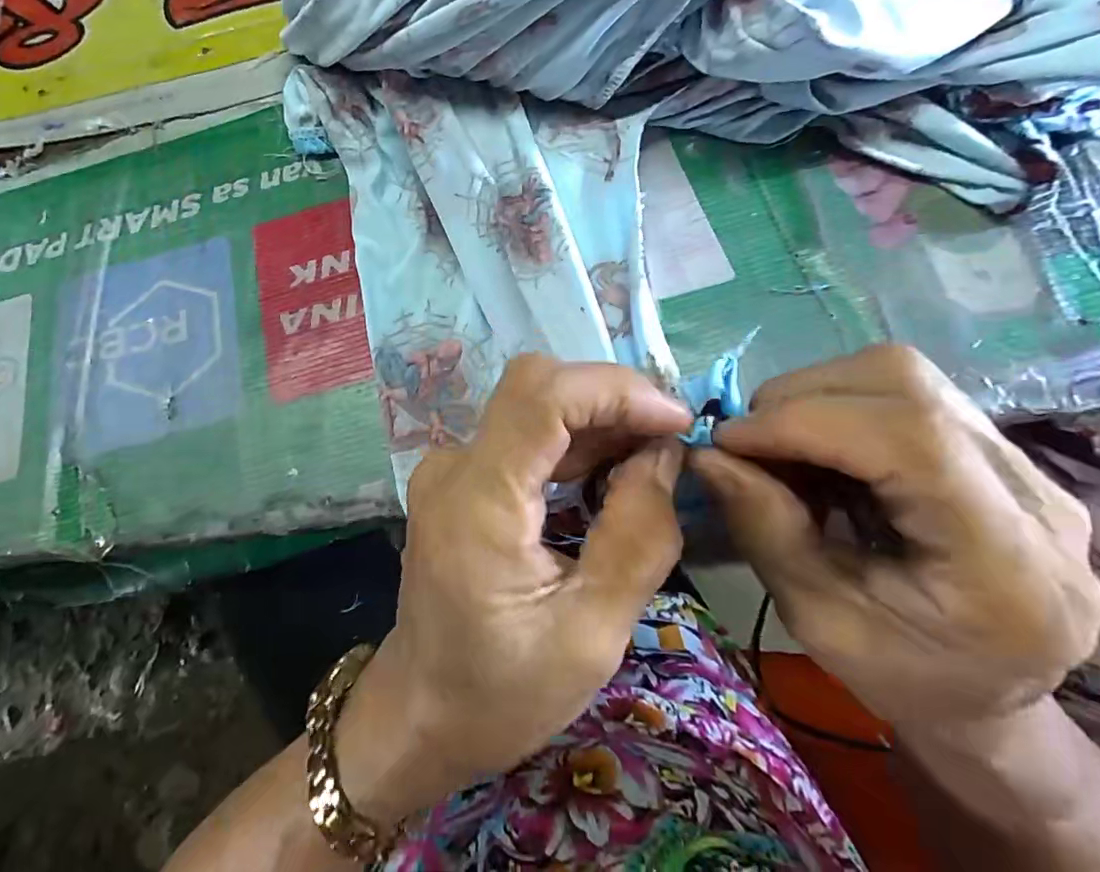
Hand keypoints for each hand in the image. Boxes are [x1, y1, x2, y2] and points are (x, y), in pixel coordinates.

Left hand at [336, 354, 692, 821]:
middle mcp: (453, 467)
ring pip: (529, 407)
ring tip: (653, 458)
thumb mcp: (591, 632)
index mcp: (478, 501)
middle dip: (610, 399)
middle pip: (534, 389)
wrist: (423, 710)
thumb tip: (663, 454)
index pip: (541, 397)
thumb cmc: (505, 689)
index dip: (615, 390)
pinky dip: (570, 442)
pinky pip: (518, 438)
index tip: (677, 419)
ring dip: (595, 420)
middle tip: (671, 440)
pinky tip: (610, 473)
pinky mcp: (456, 482)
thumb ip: (636, 536)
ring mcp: (448, 470)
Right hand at [688, 345, 1099, 731]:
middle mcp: (1037, 498)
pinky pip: (905, 395)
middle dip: (800, 399)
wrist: (986, 700)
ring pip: (903, 377)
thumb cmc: (899, 677)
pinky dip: (836, 408)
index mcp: (1007, 565)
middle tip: (745, 444)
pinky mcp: (1000, 452)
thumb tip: (707, 453)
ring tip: (778, 448)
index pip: (910, 439)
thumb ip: (766, 530)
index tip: (727, 441)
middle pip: (906, 386)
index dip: (804, 422)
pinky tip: (816, 453)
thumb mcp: (816, 618)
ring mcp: (1027, 467)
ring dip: (814, 397)